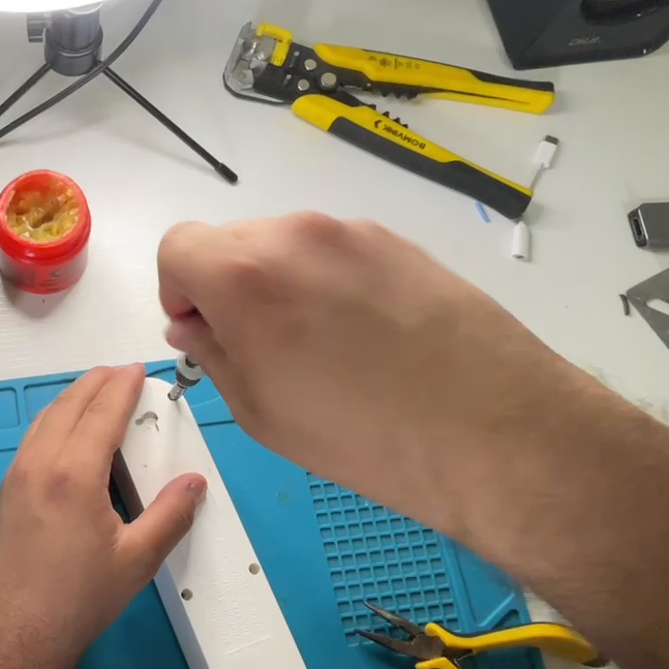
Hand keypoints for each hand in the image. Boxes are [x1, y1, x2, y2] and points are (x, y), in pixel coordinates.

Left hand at [0, 364, 206, 668]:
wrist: (15, 633)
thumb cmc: (80, 598)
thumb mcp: (137, 561)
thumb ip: (170, 516)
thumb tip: (194, 482)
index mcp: (73, 473)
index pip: (102, 412)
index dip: (123, 386)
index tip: (139, 369)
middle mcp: (39, 463)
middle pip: (69, 404)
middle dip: (97, 382)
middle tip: (122, 373)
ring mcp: (16, 475)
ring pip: (45, 418)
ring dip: (73, 397)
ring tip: (98, 394)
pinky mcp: (5, 491)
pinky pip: (33, 437)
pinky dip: (55, 419)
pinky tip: (68, 432)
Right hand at [157, 214, 602, 546]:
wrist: (491, 432)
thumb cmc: (357, 435)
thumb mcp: (257, 409)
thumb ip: (211, 352)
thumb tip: (194, 324)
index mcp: (245, 275)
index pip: (177, 247)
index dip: (177, 290)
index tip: (201, 329)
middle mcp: (294, 235)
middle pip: (229, 241)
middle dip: (224, 286)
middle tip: (257, 345)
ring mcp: (352, 233)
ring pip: (283, 245)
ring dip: (277, 283)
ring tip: (318, 345)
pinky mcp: (398, 242)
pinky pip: (334, 251)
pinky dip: (325, 281)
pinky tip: (361, 335)